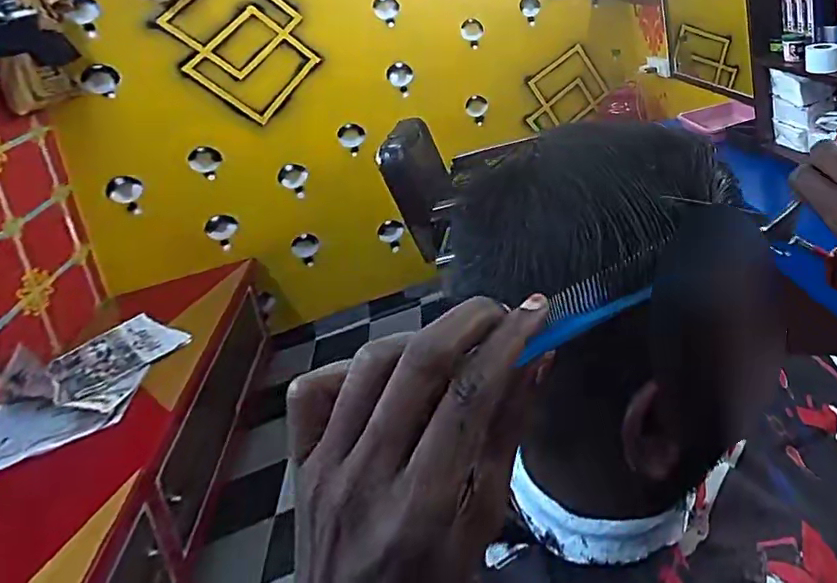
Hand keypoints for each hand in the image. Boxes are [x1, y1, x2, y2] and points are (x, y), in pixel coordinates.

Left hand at [289, 295, 549, 582]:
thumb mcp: (482, 524)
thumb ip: (507, 434)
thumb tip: (536, 358)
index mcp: (419, 508)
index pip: (470, 394)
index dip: (509, 341)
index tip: (535, 312)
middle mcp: (364, 479)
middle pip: (419, 363)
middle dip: (470, 319)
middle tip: (501, 312)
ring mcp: (324, 466)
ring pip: (372, 361)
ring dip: (422, 336)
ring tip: (454, 344)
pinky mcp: (300, 459)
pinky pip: (318, 386)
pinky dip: (356, 365)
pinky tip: (388, 376)